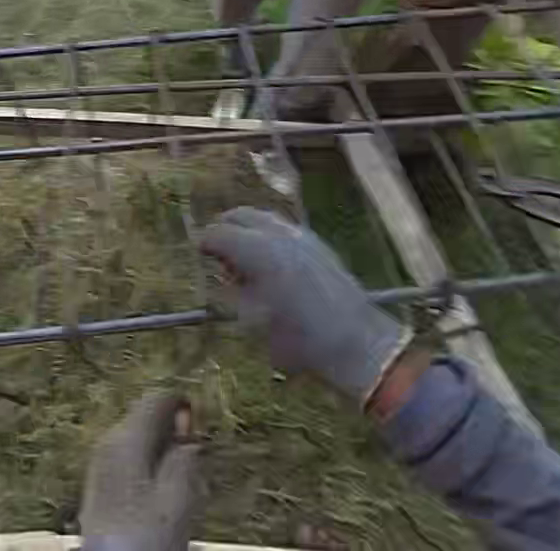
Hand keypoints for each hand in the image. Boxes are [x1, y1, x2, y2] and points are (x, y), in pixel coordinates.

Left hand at [80, 393, 203, 550]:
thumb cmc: (146, 536)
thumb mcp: (177, 498)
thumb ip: (186, 457)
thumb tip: (188, 433)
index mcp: (126, 437)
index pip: (155, 400)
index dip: (180, 405)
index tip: (198, 422)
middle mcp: (108, 441)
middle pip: (145, 419)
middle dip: (171, 431)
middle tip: (194, 454)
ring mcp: (100, 462)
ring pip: (137, 440)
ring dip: (161, 450)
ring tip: (181, 477)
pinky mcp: (98, 484)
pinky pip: (127, 460)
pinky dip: (147, 465)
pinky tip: (159, 492)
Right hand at [198, 207, 412, 406]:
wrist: (360, 344)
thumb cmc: (302, 341)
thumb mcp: (255, 323)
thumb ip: (233, 294)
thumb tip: (225, 276)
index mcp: (258, 253)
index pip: (219, 233)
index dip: (204, 242)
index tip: (199, 254)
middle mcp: (277, 235)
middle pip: (238, 215)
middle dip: (223, 229)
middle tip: (218, 252)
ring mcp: (299, 235)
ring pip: (261, 217)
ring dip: (245, 228)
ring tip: (243, 255)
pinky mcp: (316, 242)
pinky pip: (280, 226)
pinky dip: (266, 233)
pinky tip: (270, 259)